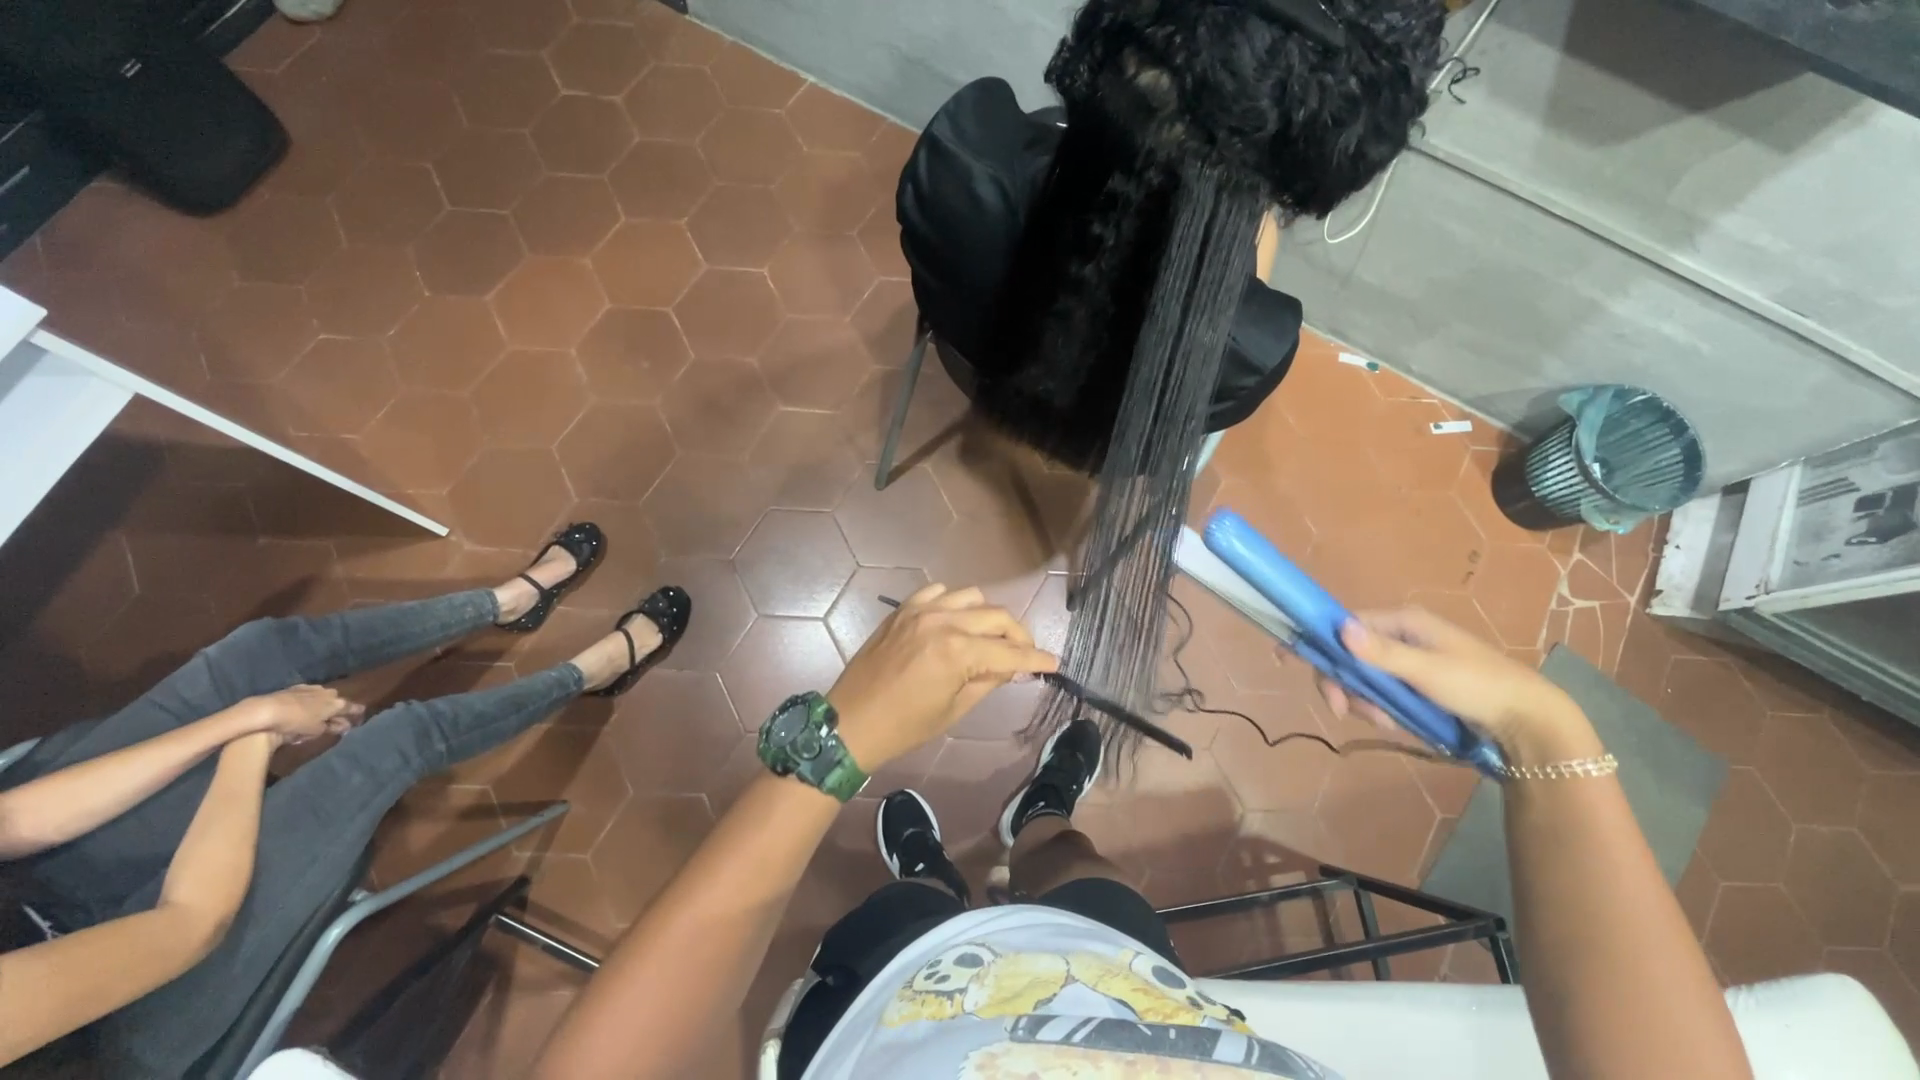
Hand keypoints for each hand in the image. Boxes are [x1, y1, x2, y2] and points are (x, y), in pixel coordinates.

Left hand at [249, 685, 364, 746]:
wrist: (266, 710)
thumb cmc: (296, 723)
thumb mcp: (316, 731)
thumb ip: (332, 728)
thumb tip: (344, 726)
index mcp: (338, 703)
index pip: (354, 708)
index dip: (357, 714)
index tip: (358, 719)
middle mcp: (329, 693)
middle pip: (338, 702)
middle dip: (336, 710)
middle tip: (332, 721)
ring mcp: (312, 688)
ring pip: (323, 697)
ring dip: (322, 705)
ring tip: (315, 715)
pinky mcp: (296, 688)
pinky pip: (308, 695)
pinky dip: (308, 702)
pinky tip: (301, 708)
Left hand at [828, 584, 1058, 769]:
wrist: (852, 722)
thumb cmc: (906, 725)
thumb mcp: (955, 708)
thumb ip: (989, 679)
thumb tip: (1012, 666)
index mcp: (958, 652)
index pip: (1010, 650)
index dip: (1036, 658)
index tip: (1053, 663)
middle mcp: (943, 622)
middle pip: (997, 616)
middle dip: (1018, 635)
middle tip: (1024, 653)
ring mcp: (921, 611)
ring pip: (972, 597)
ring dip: (989, 615)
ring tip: (991, 636)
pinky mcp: (903, 609)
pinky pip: (938, 592)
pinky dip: (954, 603)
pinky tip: (957, 620)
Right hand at [1318, 608, 1596, 760]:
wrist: (1527, 721)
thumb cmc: (1478, 686)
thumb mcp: (1427, 670)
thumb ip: (1381, 652)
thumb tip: (1339, 628)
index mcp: (1403, 622)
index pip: (1344, 625)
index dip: (1318, 643)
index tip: (1287, 662)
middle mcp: (1401, 636)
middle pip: (1348, 655)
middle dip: (1344, 684)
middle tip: (1344, 712)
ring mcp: (1408, 662)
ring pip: (1362, 679)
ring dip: (1364, 702)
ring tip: (1385, 722)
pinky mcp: (1415, 686)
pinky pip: (1381, 694)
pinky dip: (1380, 709)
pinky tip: (1394, 723)